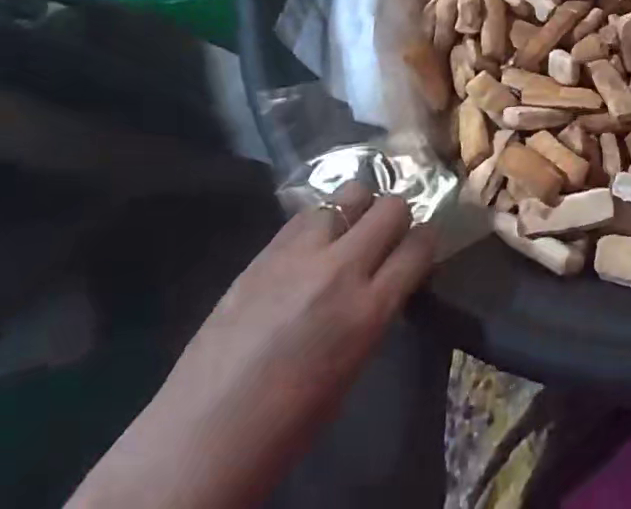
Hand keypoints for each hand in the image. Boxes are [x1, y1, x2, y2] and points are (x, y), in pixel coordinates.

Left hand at [68, 184, 435, 508]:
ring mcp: (297, 255)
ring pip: (349, 194)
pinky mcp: (262, 253)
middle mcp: (340, 270)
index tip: (420, 248)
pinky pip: (306, 215)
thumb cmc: (291, 420)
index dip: (426, 241)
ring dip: (358, 209)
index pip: (420, 244)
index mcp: (369, 309)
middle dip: (397, 217)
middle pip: (391, 207)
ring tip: (348, 232)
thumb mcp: (356, 362)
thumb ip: (376, 308)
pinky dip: (320, 221)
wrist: (204, 437)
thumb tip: (388, 276)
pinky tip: (311, 246)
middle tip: (388, 237)